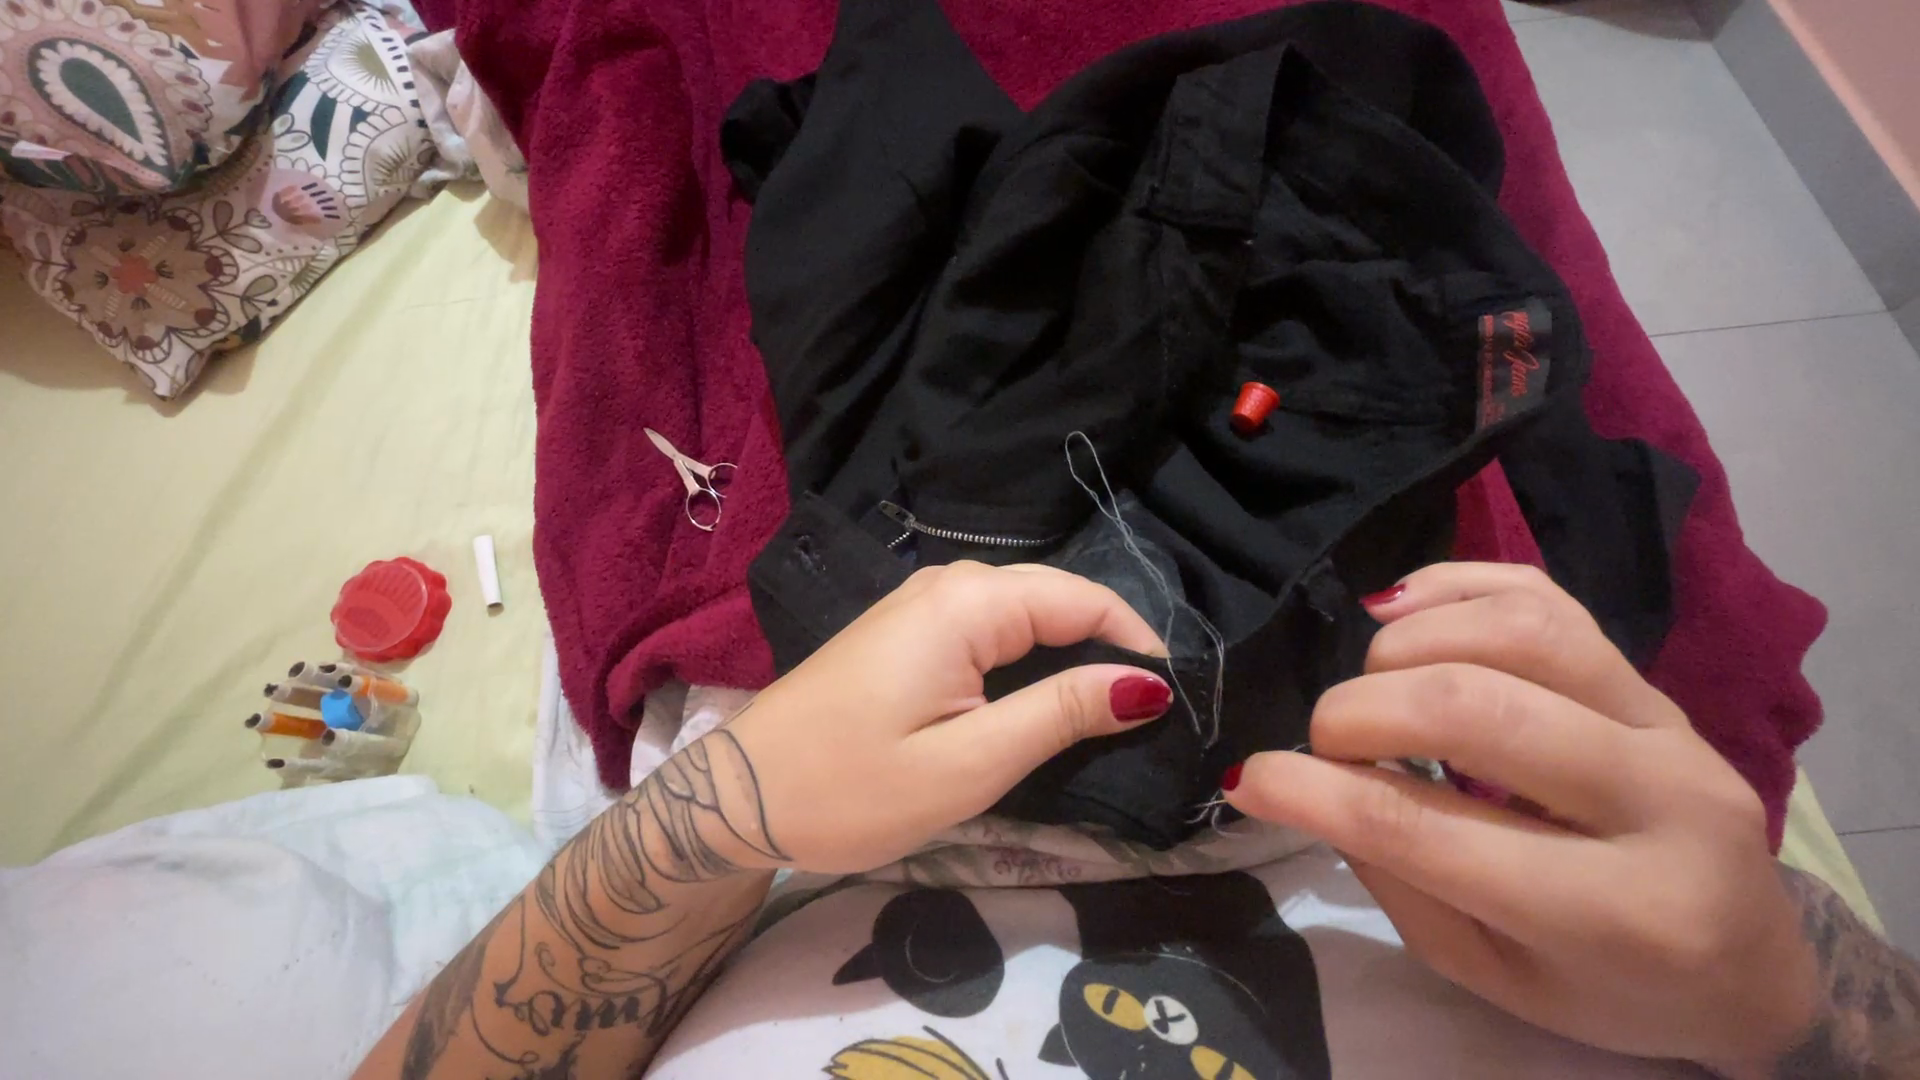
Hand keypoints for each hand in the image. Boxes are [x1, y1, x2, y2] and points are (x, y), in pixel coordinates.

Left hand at [713, 561, 1172, 875]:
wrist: (743, 794)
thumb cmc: (852, 788)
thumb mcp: (968, 763)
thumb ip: (1059, 713)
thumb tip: (1145, 683)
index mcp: (967, 604)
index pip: (1083, 599)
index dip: (1137, 642)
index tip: (1175, 700)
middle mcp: (948, 583)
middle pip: (1055, 598)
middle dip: (1106, 645)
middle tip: (1146, 713)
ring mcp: (922, 601)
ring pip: (1023, 611)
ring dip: (1068, 652)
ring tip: (1102, 711)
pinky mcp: (907, 627)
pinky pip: (989, 625)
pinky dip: (1026, 656)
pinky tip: (1038, 695)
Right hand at [1223, 562, 1818, 1072]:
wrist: (1749, 960)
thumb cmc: (1602, 983)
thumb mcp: (1484, 970)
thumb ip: (1391, 871)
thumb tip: (1302, 778)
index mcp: (1619, 914)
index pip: (1424, 830)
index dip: (1312, 793)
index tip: (1248, 780)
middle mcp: (1663, 801)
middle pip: (1471, 710)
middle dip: (1356, 714)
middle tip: (1325, 740)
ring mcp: (1665, 721)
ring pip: (1517, 633)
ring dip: (1405, 646)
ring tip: (1371, 679)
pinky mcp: (1648, 674)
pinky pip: (1543, 595)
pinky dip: (1451, 585)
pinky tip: (1394, 610)